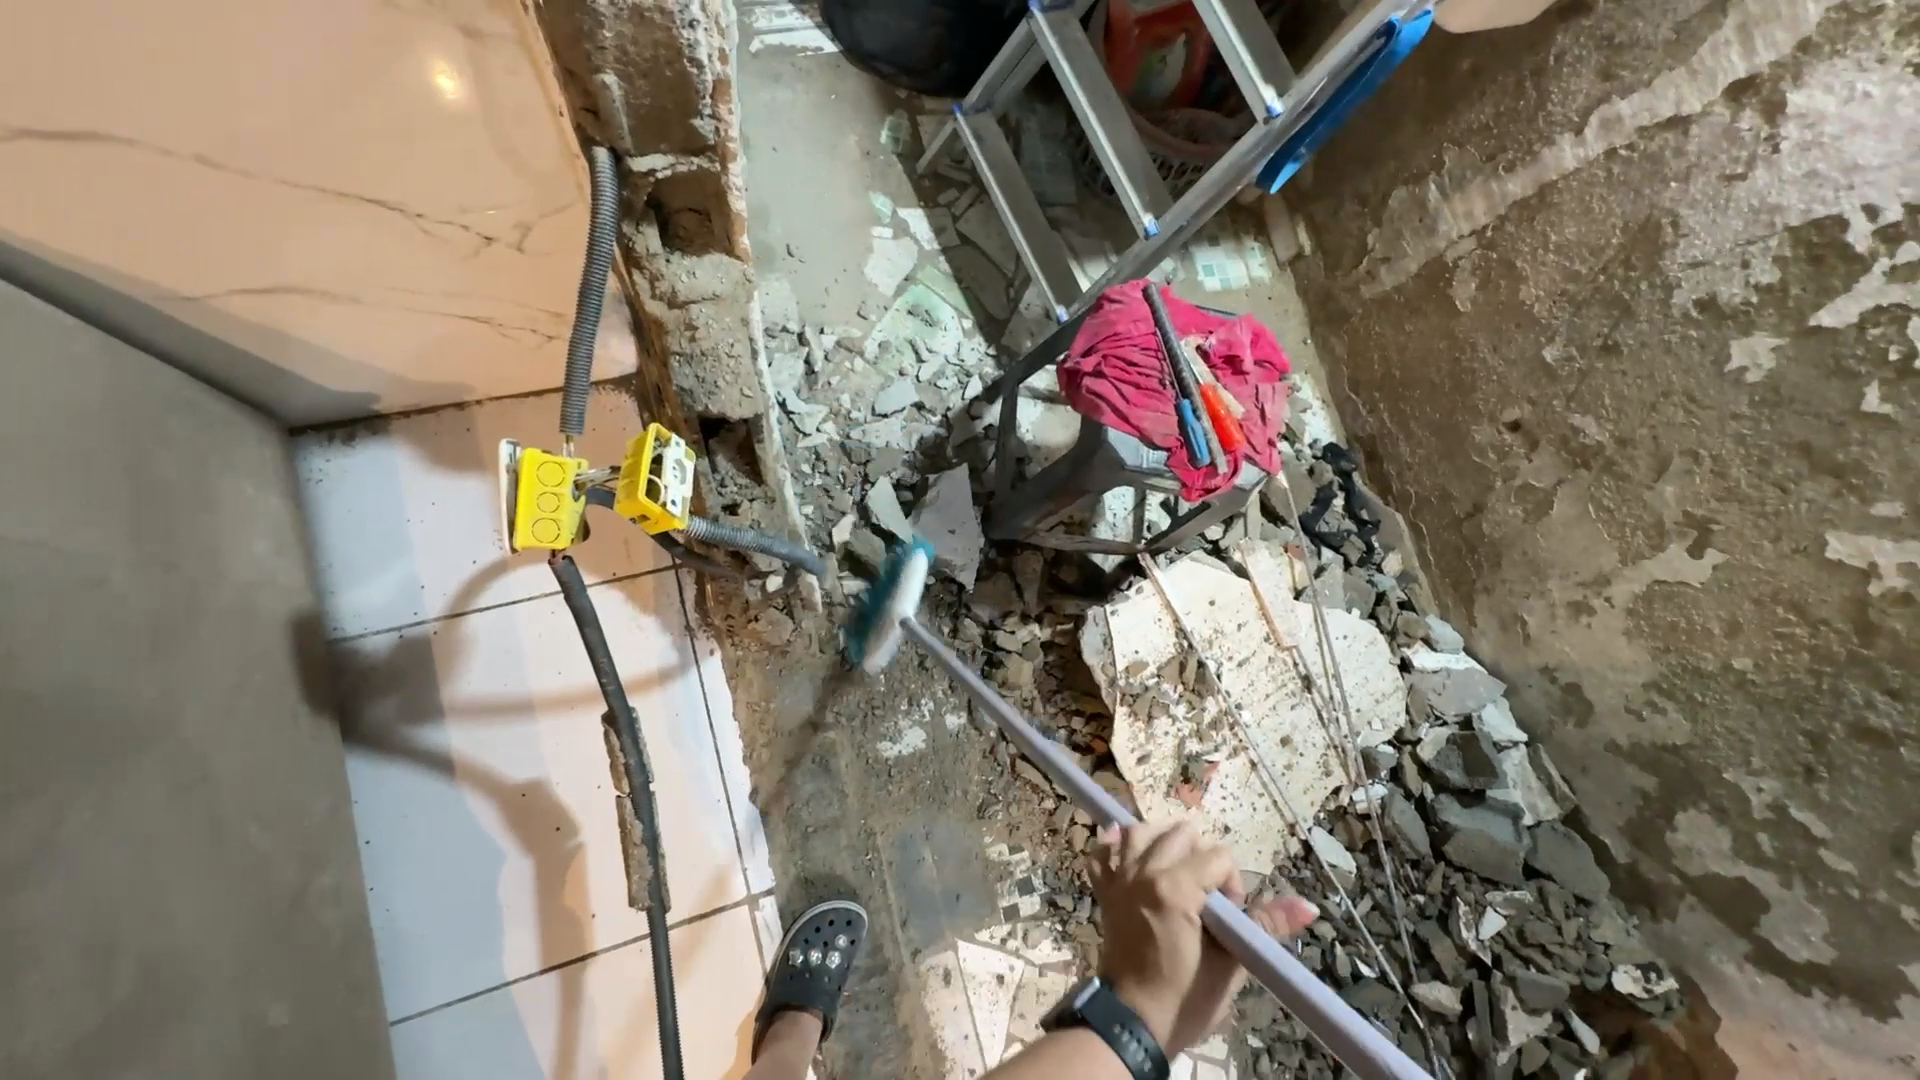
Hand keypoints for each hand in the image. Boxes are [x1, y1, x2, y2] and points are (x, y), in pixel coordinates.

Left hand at [1089, 821, 1318, 1055]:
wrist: (1133, 1022)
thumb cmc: (1186, 997)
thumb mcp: (1231, 963)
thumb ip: (1266, 926)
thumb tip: (1308, 905)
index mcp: (1175, 887)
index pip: (1217, 856)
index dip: (1231, 882)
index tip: (1229, 914)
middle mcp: (1143, 872)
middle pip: (1179, 835)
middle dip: (1202, 857)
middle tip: (1208, 896)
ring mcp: (1118, 879)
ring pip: (1139, 832)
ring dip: (1162, 841)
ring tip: (1178, 868)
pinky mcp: (1104, 891)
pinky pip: (1101, 853)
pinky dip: (1113, 846)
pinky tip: (1129, 854)